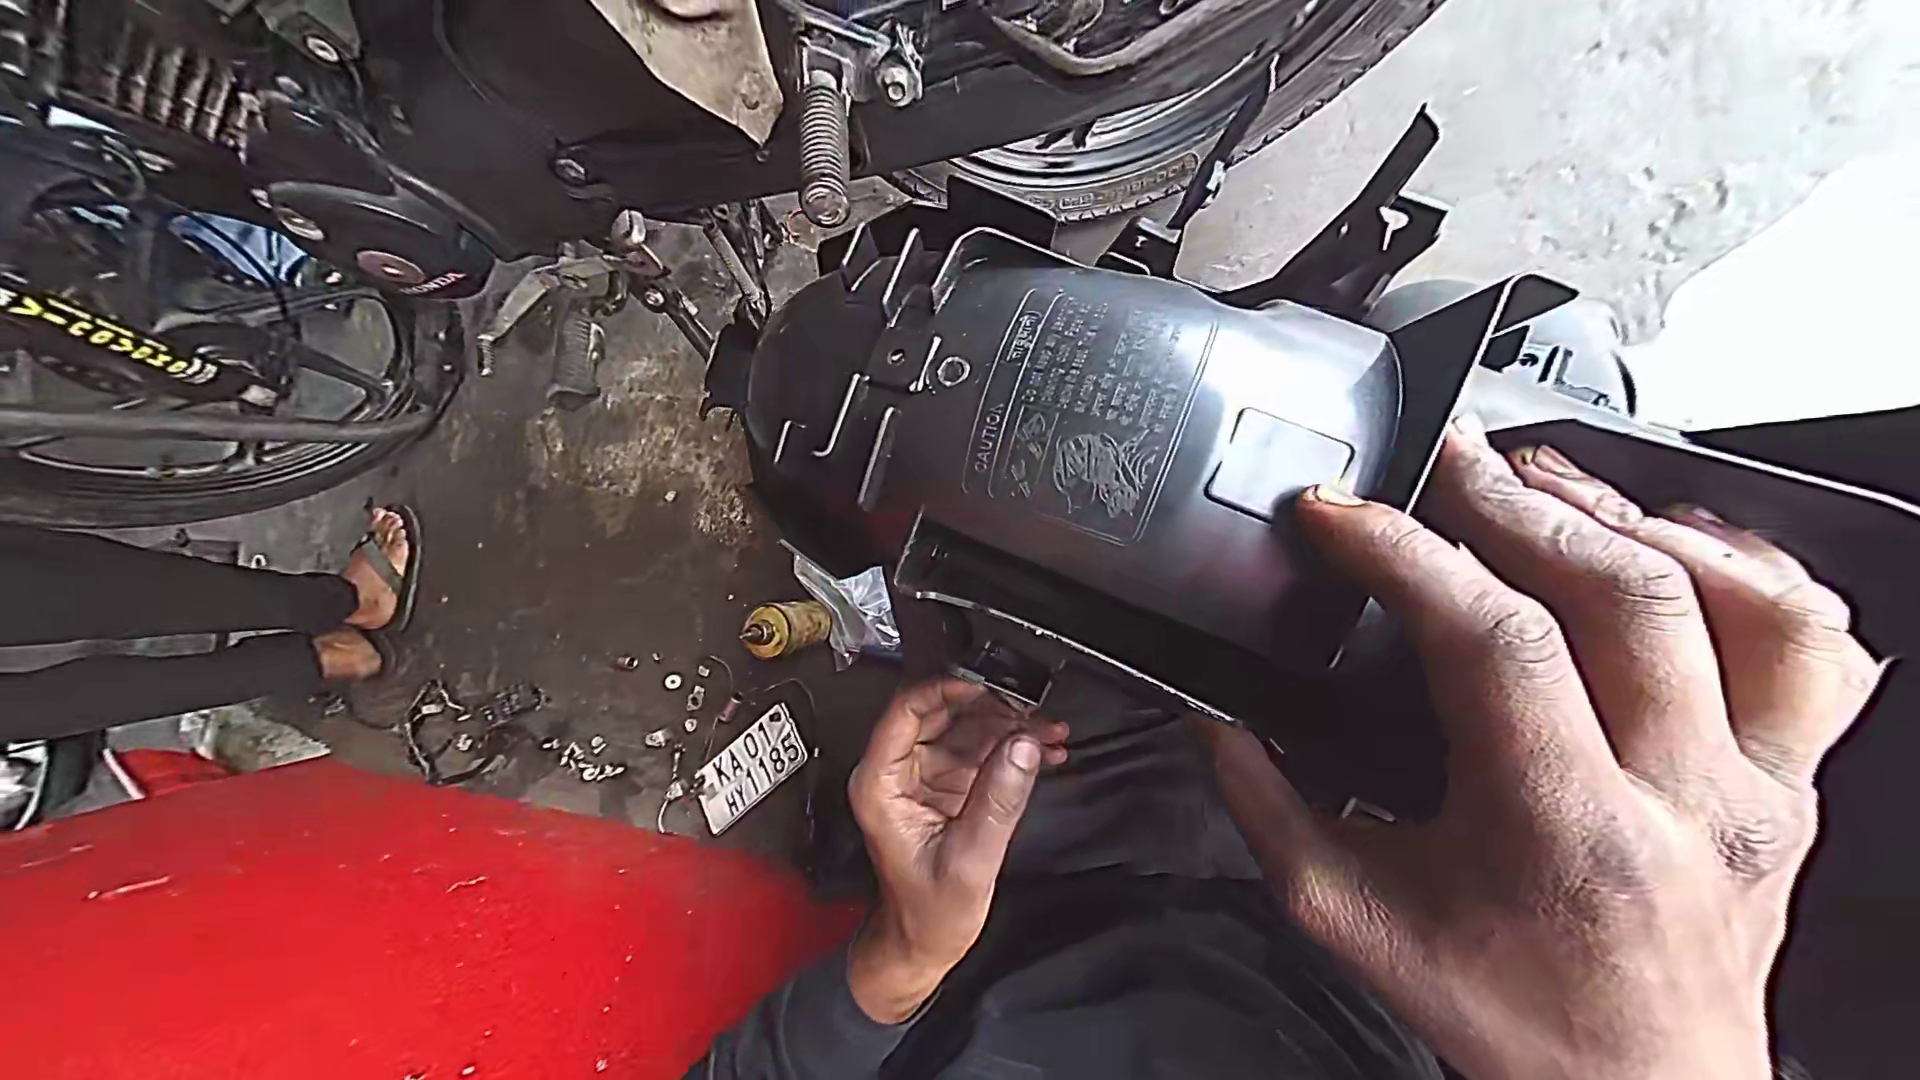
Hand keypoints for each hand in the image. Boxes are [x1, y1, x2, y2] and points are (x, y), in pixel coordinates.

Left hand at [845, 678, 1069, 1022]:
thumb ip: (998, 800)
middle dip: (991, 705)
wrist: (924, 945)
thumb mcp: (968, 860)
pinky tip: (1042, 748)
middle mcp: (900, 770)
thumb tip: (1023, 747)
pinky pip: (981, 748)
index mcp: (882, 781)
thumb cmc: (925, 914)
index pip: (906, 711)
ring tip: (1046, 727)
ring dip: (1009, 723)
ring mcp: (926, 773)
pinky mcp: (950, 782)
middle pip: (943, 712)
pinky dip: (1012, 745)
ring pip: (967, 725)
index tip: (985, 686)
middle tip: (1029, 707)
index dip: (945, 690)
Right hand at [1202, 424, 1883, 1079]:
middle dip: (1506, 500)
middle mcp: (1680, 790)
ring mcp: (1753, 779)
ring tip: (1530, 477)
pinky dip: (1735, 560)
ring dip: (1618, 515)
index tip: (1337, 514)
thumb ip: (1256, 800)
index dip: (1401, 554)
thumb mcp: (1331, 903)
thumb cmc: (1489, 1004)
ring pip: (1732, 597)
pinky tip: (1651, 534)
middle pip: (1617, 592)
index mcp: (1558, 822)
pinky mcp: (1782, 777)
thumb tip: (1212, 716)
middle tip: (1436, 457)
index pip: (1487, 638)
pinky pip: (1811, 640)